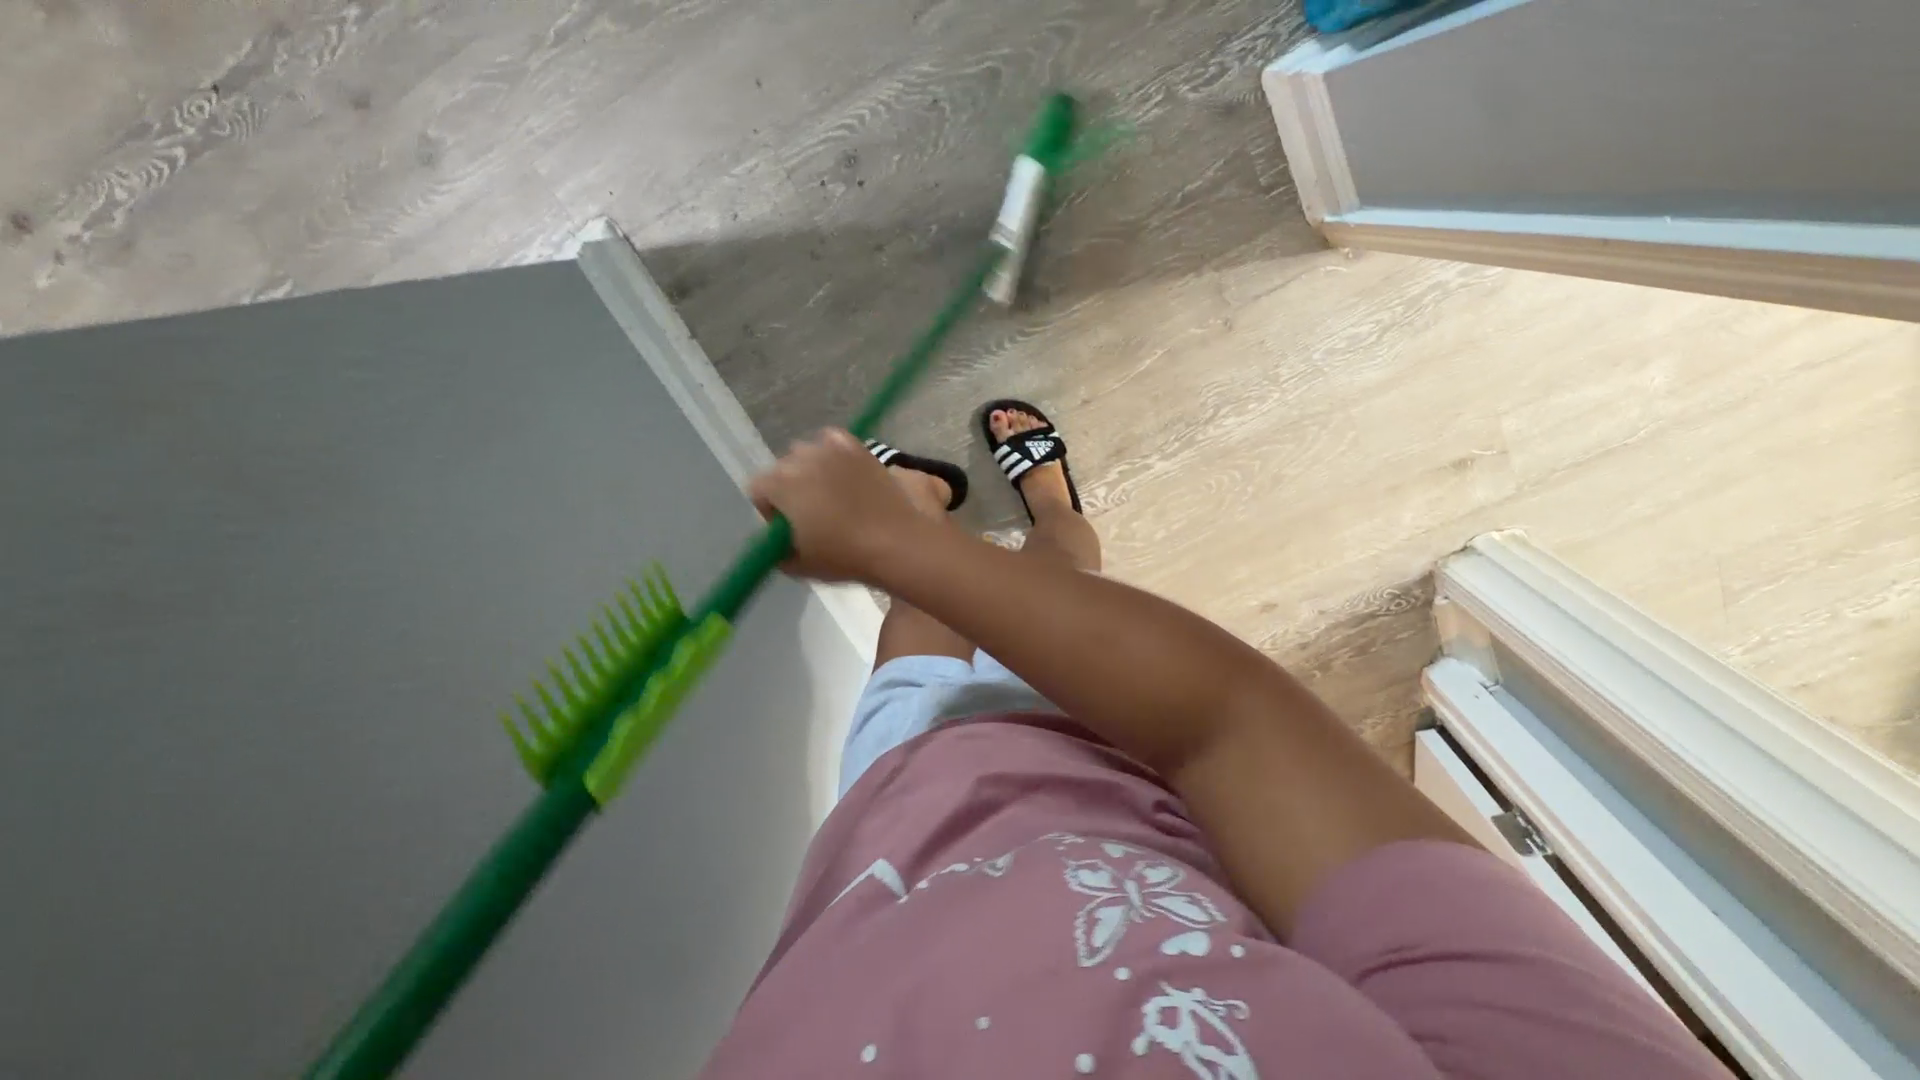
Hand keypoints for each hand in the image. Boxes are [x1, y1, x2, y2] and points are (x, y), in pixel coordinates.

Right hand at [749, 429, 929, 583]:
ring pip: (806, 453)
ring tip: (831, 494)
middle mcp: (799, 459)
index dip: (769, 510)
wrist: (895, 541)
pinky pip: (832, 441)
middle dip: (789, 489)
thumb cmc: (843, 556)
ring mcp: (829, 449)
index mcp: (779, 485)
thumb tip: (776, 542)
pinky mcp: (856, 446)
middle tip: (811, 514)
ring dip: (810, 470)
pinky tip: (844, 472)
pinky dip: (833, 453)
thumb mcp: (797, 566)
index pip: (757, 490)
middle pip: (781, 470)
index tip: (787, 528)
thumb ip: (776, 550)